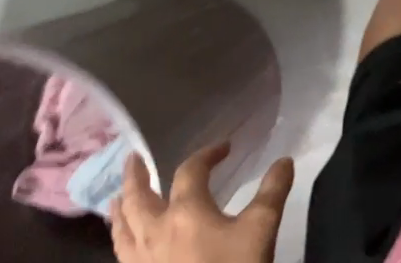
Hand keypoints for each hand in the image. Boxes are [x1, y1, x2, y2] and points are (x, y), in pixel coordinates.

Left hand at [111, 142, 294, 262]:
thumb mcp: (261, 228)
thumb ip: (273, 190)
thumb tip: (284, 161)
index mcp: (186, 211)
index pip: (190, 171)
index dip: (207, 154)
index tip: (225, 149)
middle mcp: (155, 232)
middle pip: (137, 198)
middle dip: (135, 176)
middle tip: (132, 159)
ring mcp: (140, 261)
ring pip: (121, 229)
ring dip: (120, 209)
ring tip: (116, 198)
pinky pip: (121, 253)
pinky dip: (121, 238)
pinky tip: (126, 241)